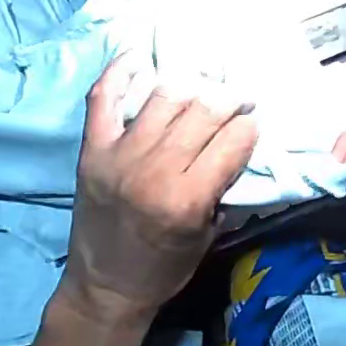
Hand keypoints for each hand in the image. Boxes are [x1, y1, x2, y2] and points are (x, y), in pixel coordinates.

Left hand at [61, 57, 258, 329]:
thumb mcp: (210, 236)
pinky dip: (122, 72)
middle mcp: (153, 170)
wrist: (105, 287)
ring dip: (192, 86)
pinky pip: (105, 97)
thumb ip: (226, 187)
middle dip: (229, 100)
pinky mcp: (92, 149)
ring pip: (164, 96)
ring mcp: (118, 155)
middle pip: (203, 110)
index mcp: (186, 199)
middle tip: (238, 100)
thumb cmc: (165, 268)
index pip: (233, 140)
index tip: (253, 124)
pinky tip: (141, 58)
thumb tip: (244, 141)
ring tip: (203, 88)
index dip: (250, 128)